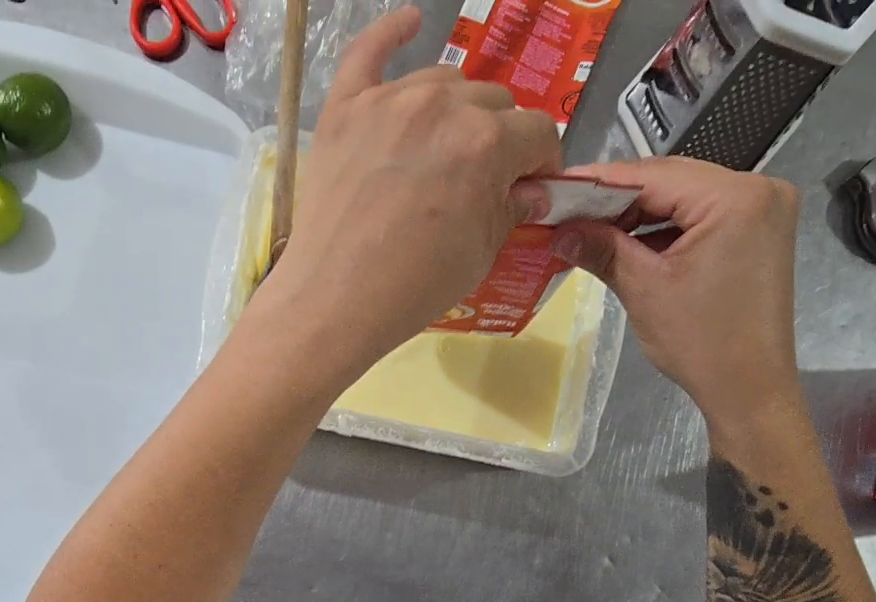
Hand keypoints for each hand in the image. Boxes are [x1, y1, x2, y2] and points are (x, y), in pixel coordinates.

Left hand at [250, 8, 561, 381]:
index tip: (531, 187)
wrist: (335, 300)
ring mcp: (389, 101)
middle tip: (482, 180)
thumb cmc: (414, 287)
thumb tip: (531, 189)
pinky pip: (369, 52)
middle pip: (493, 102)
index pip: (537, 133)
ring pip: (443, 81)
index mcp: (487, 143)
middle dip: (500, 139)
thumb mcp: (481, 254)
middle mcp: (443, 106)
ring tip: (443, 149)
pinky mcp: (344, 109)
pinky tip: (409, 24)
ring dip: (456, 110)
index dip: (541, 164)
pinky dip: (391, 34)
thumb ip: (511, 208)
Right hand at [549, 158, 800, 427]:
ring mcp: (763, 210)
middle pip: (671, 180)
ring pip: (685, 197)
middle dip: (617, 198)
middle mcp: (759, 189)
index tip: (557, 188)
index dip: (599, 182)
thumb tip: (558, 230)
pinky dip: (664, 229)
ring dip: (638, 214)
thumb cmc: (701, 342)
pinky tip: (626, 242)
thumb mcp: (645, 289)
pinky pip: (701, 217)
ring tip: (588, 228)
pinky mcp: (758, 232)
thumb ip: (602, 248)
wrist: (750, 389)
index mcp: (736, 197)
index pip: (654, 175)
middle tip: (566, 210)